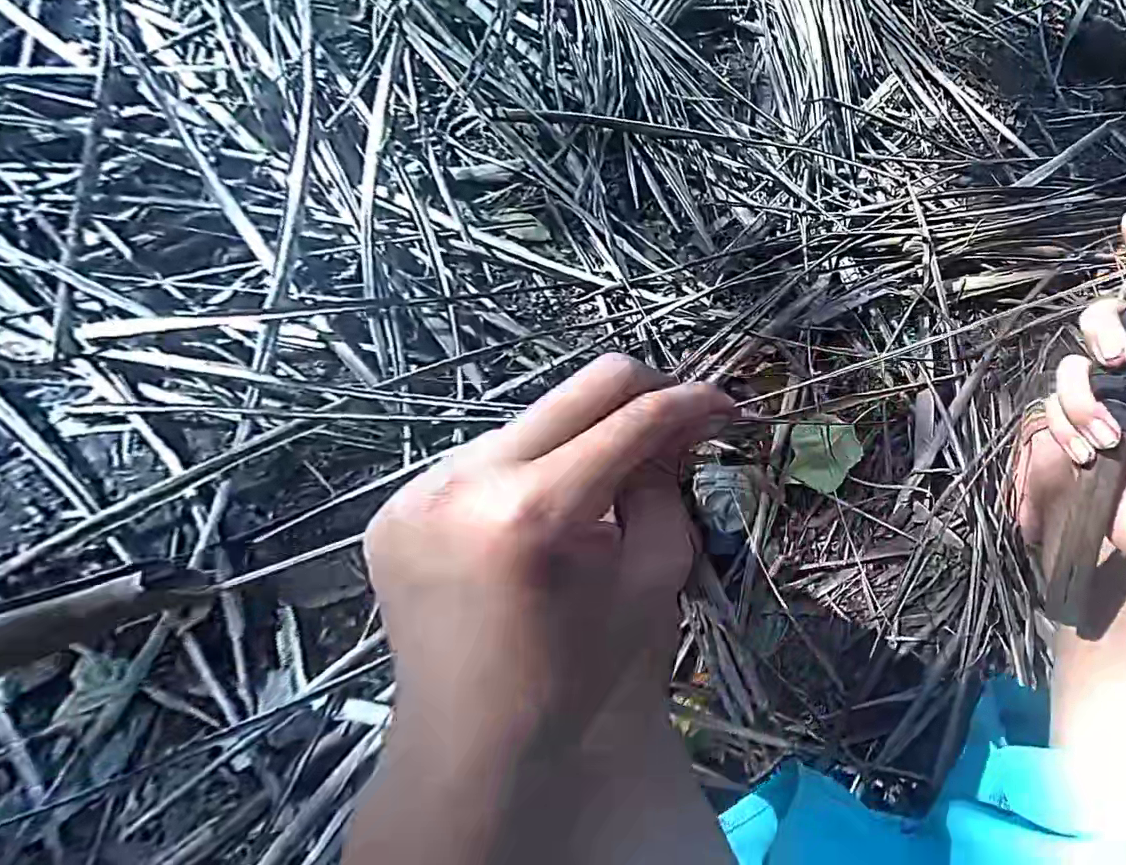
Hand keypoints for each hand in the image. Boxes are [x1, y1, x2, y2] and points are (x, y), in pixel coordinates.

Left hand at [364, 354, 732, 744]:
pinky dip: (545, 459)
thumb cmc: (581, 664)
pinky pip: (497, 449)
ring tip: (616, 473)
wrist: (475, 742)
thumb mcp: (654, 569)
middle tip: (682, 419)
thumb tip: (682, 420)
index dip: (692, 400)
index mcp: (536, 511)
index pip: (634, 418)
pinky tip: (556, 502)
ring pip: (542, 413)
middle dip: (650, 390)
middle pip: (585, 384)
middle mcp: (466, 482)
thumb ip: (668, 481)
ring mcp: (420, 488)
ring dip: (593, 430)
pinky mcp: (399, 501)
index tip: (726, 406)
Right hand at [1025, 211, 1125, 564]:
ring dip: (1083, 404)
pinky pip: (1052, 409)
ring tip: (1109, 441)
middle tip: (1113, 362)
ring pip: (1068, 369)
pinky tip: (1090, 455)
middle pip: (1096, 322)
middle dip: (1099, 335)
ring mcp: (1103, 400)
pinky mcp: (1077, 428)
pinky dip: (1067, 429)